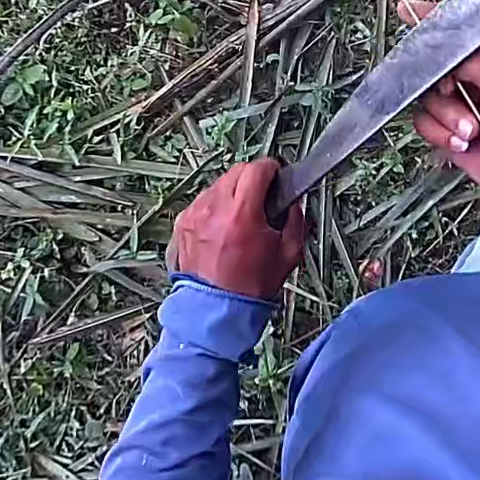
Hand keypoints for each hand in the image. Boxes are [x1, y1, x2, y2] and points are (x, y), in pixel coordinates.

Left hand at [169, 159, 307, 299]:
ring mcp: (195, 213)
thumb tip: (294, 201)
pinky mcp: (182, 223)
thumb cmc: (251, 285)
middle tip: (262, 196)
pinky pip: (203, 201)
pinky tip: (223, 227)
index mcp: (243, 213)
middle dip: (253, 178)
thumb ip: (296, 220)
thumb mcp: (288, 253)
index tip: (277, 177)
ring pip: (219, 184)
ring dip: (234, 191)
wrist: (215, 311)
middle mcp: (215, 207)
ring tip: (242, 215)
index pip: (258, 169)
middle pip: (238, 171)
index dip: (272, 169)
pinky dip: (215, 206)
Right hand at [398, 0, 479, 227]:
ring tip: (473, 130)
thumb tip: (444, 50)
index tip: (407, 12)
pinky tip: (465, 142)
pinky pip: (424, 121)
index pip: (461, 29)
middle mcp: (475, 73)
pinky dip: (442, 133)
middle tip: (456, 93)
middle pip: (434, 63)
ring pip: (426, 96)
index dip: (433, 22)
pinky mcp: (448, 126)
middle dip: (443, 84)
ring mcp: (460, 100)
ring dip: (448, 116)